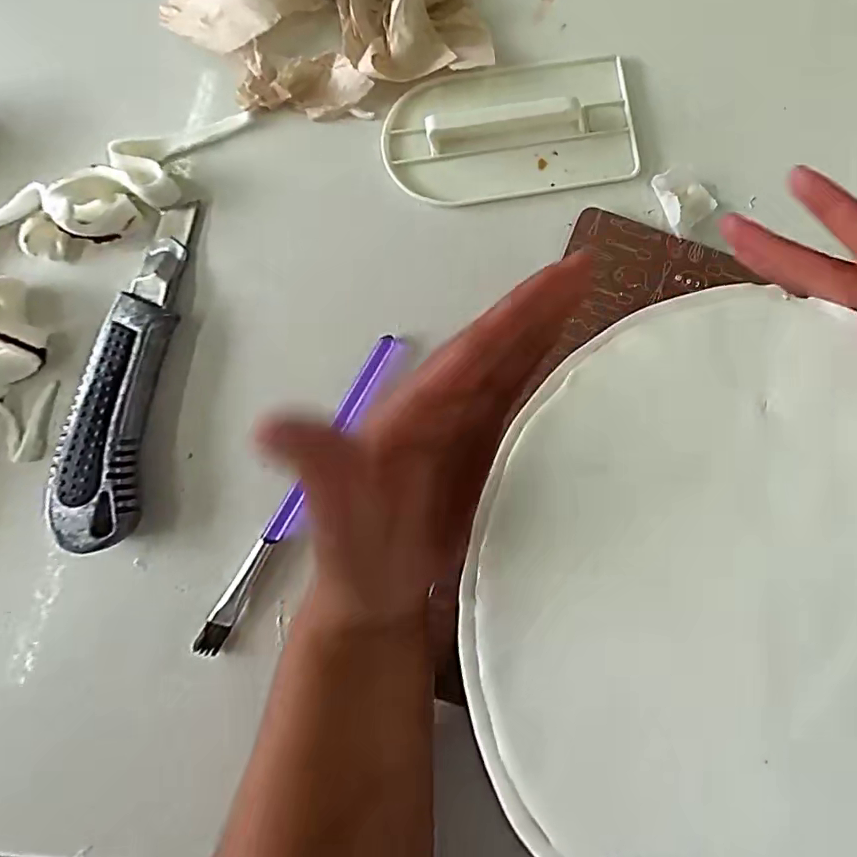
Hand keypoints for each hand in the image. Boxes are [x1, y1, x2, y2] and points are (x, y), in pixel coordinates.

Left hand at [256, 252, 592, 628]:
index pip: (474, 348)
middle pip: (497, 344)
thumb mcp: (335, 511)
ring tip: (585, 294)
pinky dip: (543, 371)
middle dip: (540, 304)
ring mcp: (463, 425)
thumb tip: (270, 427)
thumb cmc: (355, 550)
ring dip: (547, 328)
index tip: (563, 273)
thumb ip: (318, 466)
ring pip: (510, 364)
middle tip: (586, 266)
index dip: (517, 310)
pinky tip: (566, 360)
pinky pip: (516, 397)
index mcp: (417, 407)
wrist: (372, 590)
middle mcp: (442, 405)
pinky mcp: (481, 447)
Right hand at [719, 167, 856, 457]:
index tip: (796, 177)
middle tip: (730, 225)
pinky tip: (768, 335)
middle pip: (825, 272)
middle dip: (777, 248)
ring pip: (820, 303)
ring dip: (778, 283)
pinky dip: (793, 328)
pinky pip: (823, 340)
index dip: (834, 211)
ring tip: (733, 271)